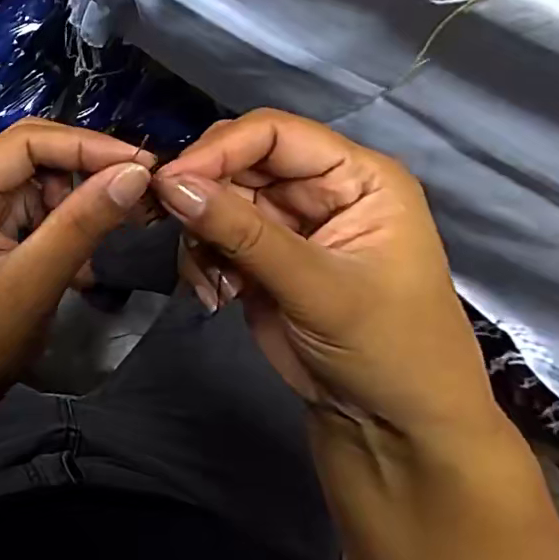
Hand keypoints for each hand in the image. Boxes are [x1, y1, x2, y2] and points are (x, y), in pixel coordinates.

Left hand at [0, 119, 155, 414]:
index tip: (141, 162)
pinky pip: (38, 205)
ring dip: (79, 198)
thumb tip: (135, 172)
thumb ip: (83, 223)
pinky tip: (84, 254)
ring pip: (40, 177)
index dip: (85, 145)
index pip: (24, 143)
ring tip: (111, 228)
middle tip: (138, 185)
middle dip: (85, 166)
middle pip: (31, 152)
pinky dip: (67, 220)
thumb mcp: (36, 281)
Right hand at [152, 110, 497, 436]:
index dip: (218, 149)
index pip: (274, 133)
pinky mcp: (257, 252)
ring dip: (199, 235)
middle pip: (236, 161)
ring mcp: (284, 221)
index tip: (168, 180)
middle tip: (171, 225)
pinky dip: (200, 259)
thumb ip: (241, 232)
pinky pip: (208, 233)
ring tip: (211, 279)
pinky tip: (216, 294)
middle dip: (201, 194)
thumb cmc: (387, 350)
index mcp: (356, 177)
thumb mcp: (317, 288)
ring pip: (213, 198)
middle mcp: (317, 187)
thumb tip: (169, 182)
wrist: (390, 426)